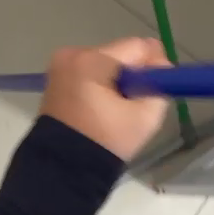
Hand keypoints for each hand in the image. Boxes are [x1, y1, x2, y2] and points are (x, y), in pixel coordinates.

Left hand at [39, 37, 171, 161]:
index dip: (154, 65)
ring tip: (115, 109)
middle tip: (134, 103)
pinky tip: (100, 107)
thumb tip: (159, 65)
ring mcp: (59, 65)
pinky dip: (98, 84)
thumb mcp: (145, 117)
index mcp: (91, 61)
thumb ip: (159, 85)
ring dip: (115, 79)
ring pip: (104, 62)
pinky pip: (87, 72)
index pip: (137, 47)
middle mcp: (71, 55)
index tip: (157, 87)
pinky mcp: (54, 78)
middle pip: (119, 54)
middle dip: (131, 74)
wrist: (62, 167)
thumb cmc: (105, 141)